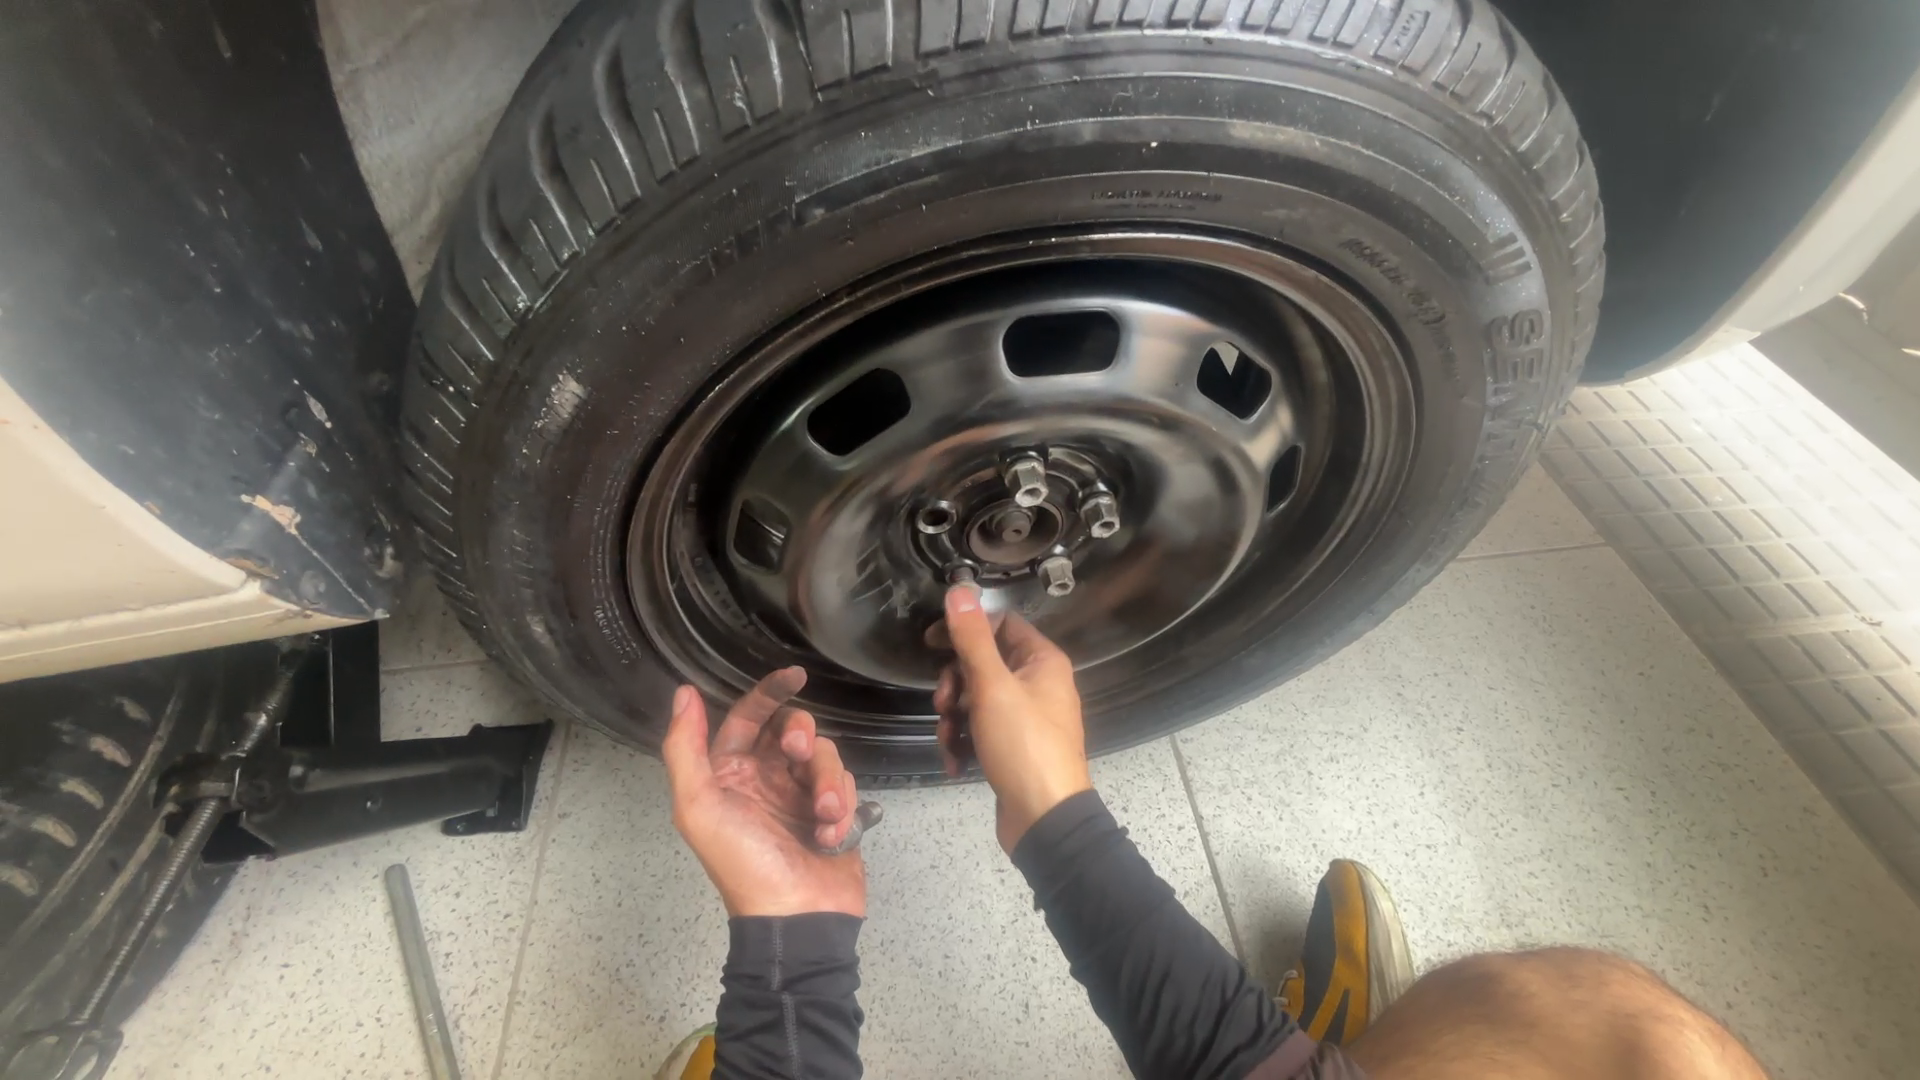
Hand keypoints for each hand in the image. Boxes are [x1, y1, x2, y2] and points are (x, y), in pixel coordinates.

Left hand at [662, 667, 865, 916]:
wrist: (796, 919)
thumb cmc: (743, 860)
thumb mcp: (699, 806)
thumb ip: (684, 748)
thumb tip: (683, 692)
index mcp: (730, 773)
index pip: (750, 717)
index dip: (770, 692)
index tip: (795, 676)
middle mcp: (767, 777)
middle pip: (795, 729)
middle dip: (803, 738)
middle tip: (800, 756)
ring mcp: (801, 795)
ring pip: (824, 756)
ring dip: (825, 784)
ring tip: (823, 818)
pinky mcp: (834, 812)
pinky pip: (845, 784)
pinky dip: (841, 806)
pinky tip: (832, 834)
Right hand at [935, 585, 1092, 852]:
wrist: (1045, 819)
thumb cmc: (1023, 745)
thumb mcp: (992, 687)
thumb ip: (972, 638)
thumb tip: (959, 589)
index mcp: (1042, 661)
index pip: (1000, 623)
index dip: (964, 630)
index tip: (931, 644)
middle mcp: (1039, 683)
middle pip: (984, 663)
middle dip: (955, 684)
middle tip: (943, 704)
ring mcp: (1028, 716)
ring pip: (977, 699)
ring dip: (954, 718)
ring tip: (950, 739)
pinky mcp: (1015, 746)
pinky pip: (982, 730)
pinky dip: (965, 741)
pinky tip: (957, 762)